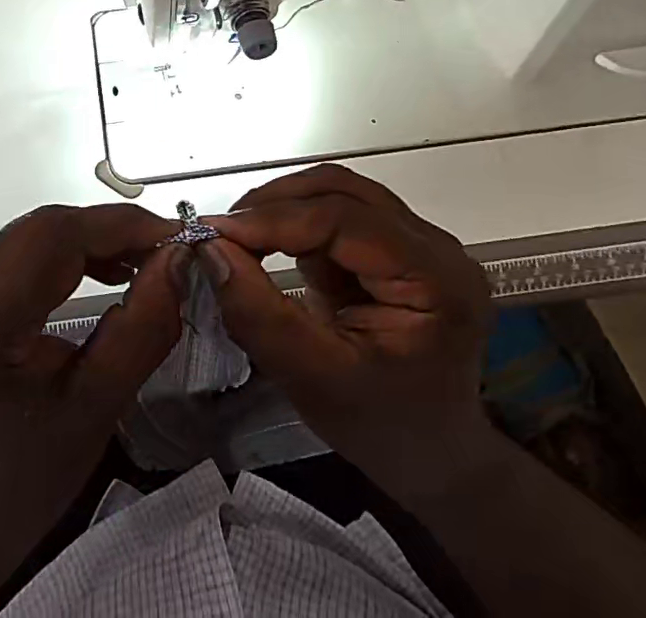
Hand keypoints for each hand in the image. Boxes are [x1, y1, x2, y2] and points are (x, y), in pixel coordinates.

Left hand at [0, 205, 183, 595]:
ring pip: (29, 239)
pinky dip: (65, 258)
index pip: (50, 238)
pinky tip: (102, 272)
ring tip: (142, 263)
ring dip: (88, 241)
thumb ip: (141, 329)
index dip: (117, 226)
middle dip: (107, 231)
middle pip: (38, 232)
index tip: (174, 239)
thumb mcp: (94, 410)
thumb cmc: (19, 483)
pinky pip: (17, 259)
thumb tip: (176, 263)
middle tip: (165, 252)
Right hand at [199, 164, 494, 474]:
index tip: (212, 234)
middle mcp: (434, 249)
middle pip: (342, 191)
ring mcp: (414, 245)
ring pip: (334, 194)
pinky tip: (262, 248)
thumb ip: (259, 312)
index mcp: (435, 280)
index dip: (272, 219)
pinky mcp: (388, 249)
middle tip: (220, 235)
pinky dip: (288, 225)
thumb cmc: (381, 425)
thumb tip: (210, 250)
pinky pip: (330, 215)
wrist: (428, 453)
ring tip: (236, 239)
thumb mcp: (311, 377)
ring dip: (278, 209)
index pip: (343, 219)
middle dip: (273, 206)